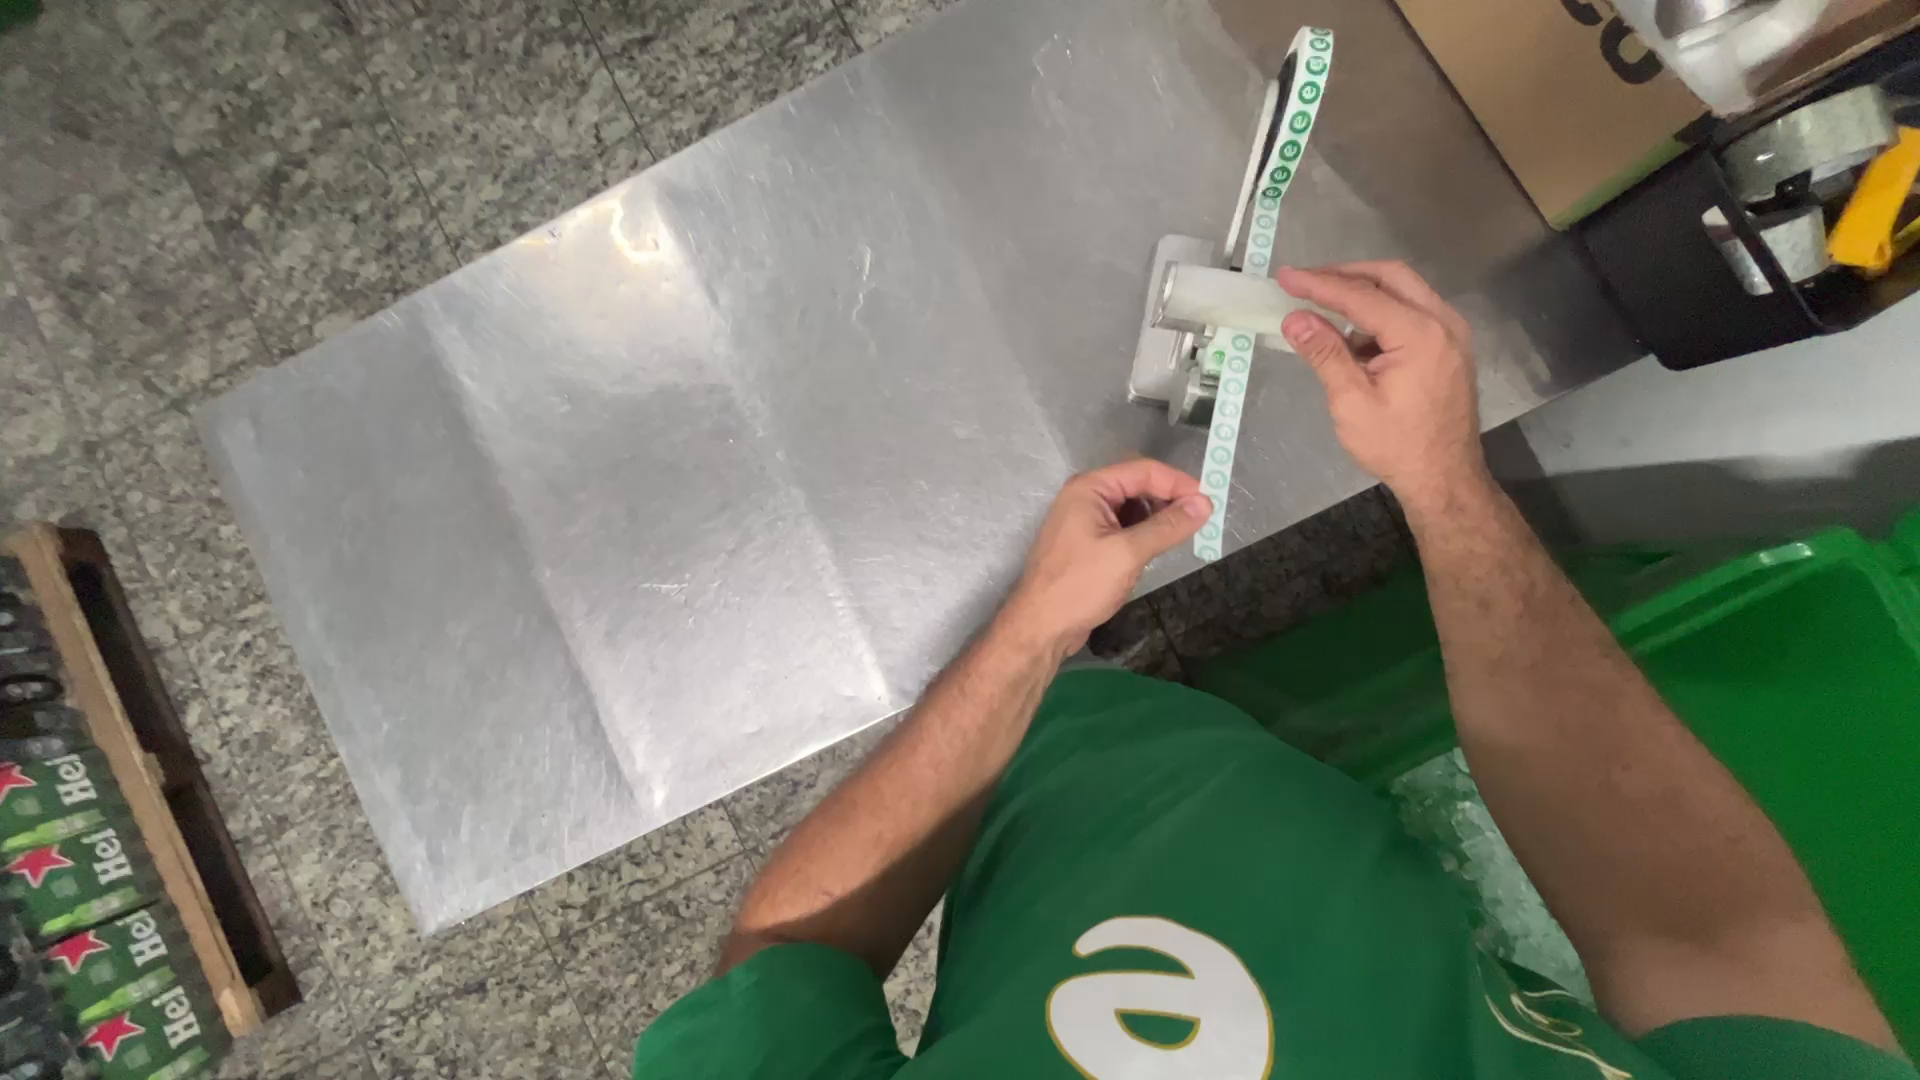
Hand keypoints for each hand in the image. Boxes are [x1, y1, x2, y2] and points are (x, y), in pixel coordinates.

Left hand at [1000, 460, 1210, 659]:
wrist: (1041, 626)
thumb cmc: (1080, 586)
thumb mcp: (1127, 553)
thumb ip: (1167, 527)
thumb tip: (1204, 504)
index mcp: (1089, 488)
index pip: (1143, 470)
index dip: (1178, 482)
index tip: (1209, 502)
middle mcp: (1085, 497)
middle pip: (1137, 485)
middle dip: (1169, 498)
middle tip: (1200, 519)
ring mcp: (1085, 520)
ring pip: (1132, 507)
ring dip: (1157, 517)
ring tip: (1182, 534)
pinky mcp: (1088, 543)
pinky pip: (1123, 527)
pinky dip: (1144, 533)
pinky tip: (1158, 547)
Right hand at [1275, 262, 1491, 512]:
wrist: (1443, 475)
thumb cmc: (1394, 444)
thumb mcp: (1351, 401)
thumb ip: (1325, 354)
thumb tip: (1295, 319)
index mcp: (1419, 334)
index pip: (1361, 296)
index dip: (1319, 284)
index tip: (1286, 277)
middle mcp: (1443, 322)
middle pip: (1390, 277)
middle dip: (1345, 275)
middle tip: (1306, 282)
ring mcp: (1451, 332)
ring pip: (1404, 292)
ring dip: (1363, 295)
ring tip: (1325, 315)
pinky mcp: (1448, 346)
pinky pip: (1412, 313)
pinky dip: (1380, 315)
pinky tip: (1355, 341)